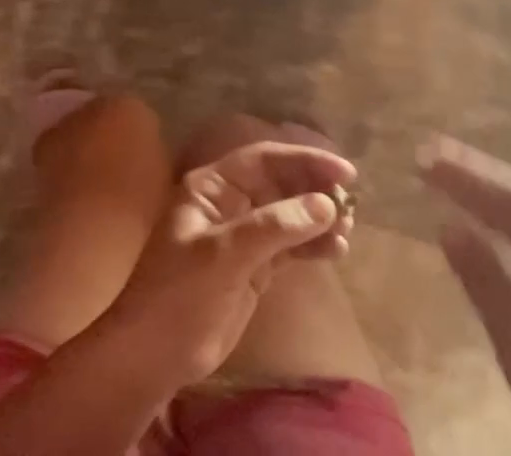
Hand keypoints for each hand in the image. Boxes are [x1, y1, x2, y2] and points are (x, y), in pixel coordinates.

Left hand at [99, 140, 355, 386]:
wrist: (158, 349)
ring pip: (289, 215)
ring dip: (319, 218)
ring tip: (347, 232)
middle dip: (315, 189)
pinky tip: (336, 250)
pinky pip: (291, 246)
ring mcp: (242, 237)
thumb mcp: (222, 255)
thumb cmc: (179, 292)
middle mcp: (227, 205)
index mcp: (209, 189)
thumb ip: (273, 227)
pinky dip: (314, 244)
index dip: (303, 160)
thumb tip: (326, 205)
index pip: (262, 160)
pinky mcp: (254, 267)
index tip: (346, 172)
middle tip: (352, 205)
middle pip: (279, 184)